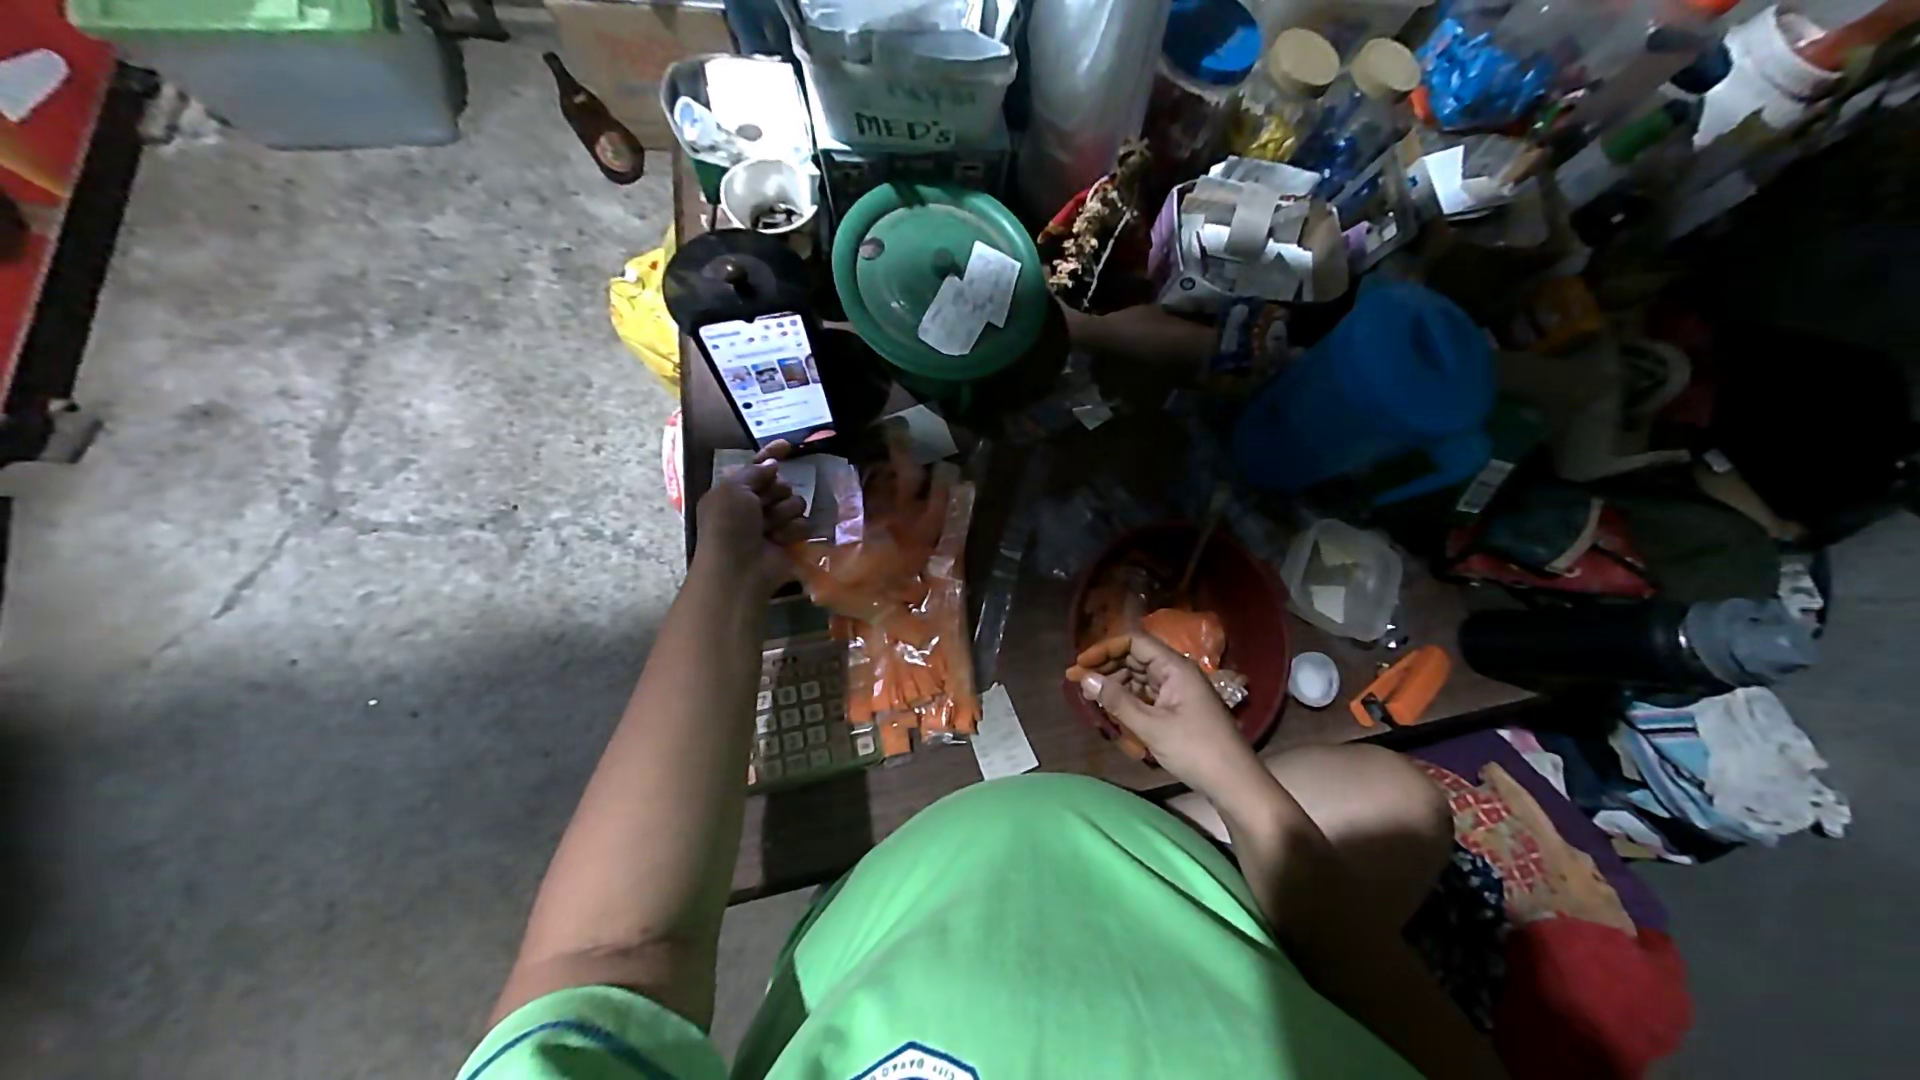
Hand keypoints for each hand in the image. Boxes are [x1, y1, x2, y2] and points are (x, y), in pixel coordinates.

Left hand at [695, 441, 808, 591]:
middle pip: (781, 484)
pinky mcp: (790, 540)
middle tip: (763, 505)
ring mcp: (774, 524)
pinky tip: (779, 540)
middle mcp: (755, 506)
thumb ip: (753, 471)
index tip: (788, 445)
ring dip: (783, 513)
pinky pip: (804, 524)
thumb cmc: (728, 525)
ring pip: (796, 503)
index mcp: (735, 491)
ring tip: (769, 528)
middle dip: (776, 492)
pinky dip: (792, 531)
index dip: (771, 455)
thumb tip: (772, 464)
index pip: (757, 467)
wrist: (739, 567)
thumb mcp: (732, 488)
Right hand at [1072, 632, 1264, 801]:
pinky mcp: (1178, 709)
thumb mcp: (1151, 726)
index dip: (1104, 649)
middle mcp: (1177, 673)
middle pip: (1135, 658)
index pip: (1134, 642)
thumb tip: (1085, 678)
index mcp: (1175, 667)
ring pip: (1139, 678)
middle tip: (1078, 682)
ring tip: (1090, 698)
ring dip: (1114, 684)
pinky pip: (1147, 695)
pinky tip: (1112, 710)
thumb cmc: (1196, 750)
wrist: (1235, 784)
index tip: (1080, 664)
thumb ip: (1116, 700)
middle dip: (1105, 667)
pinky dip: (1128, 699)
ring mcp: (1178, 691)